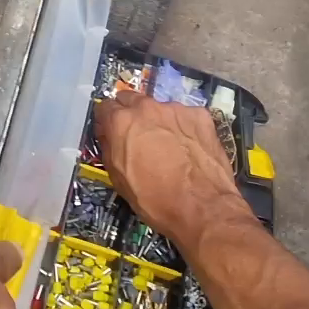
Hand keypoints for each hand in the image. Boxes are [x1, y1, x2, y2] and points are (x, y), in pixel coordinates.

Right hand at [95, 89, 253, 250]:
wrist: (203, 208)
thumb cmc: (154, 199)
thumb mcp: (118, 178)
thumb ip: (110, 148)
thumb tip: (109, 135)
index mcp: (121, 121)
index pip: (106, 107)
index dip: (108, 121)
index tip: (112, 132)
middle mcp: (146, 107)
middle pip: (131, 99)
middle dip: (131, 114)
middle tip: (138, 137)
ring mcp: (175, 109)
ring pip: (160, 108)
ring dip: (159, 121)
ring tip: (169, 146)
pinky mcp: (200, 115)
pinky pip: (185, 116)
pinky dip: (183, 127)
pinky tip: (189, 147)